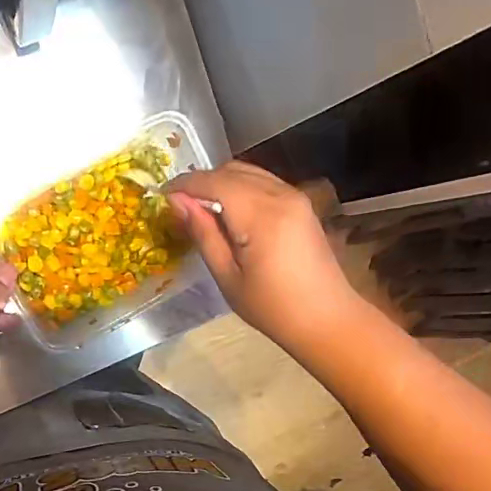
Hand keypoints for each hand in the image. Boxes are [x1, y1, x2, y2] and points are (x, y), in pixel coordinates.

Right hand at [165, 161, 365, 352]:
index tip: (162, 197)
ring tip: (202, 211)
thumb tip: (177, 202)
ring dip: (222, 183)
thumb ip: (203, 234)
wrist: (328, 319)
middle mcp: (281, 195)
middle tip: (180, 207)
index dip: (185, 185)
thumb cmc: (274, 309)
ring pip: (249, 173)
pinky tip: (231, 214)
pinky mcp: (302, 205)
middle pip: (232, 171)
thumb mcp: (229, 277)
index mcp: (261, 214)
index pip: (214, 181)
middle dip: (202, 182)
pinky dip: (242, 189)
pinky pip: (264, 183)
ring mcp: (295, 197)